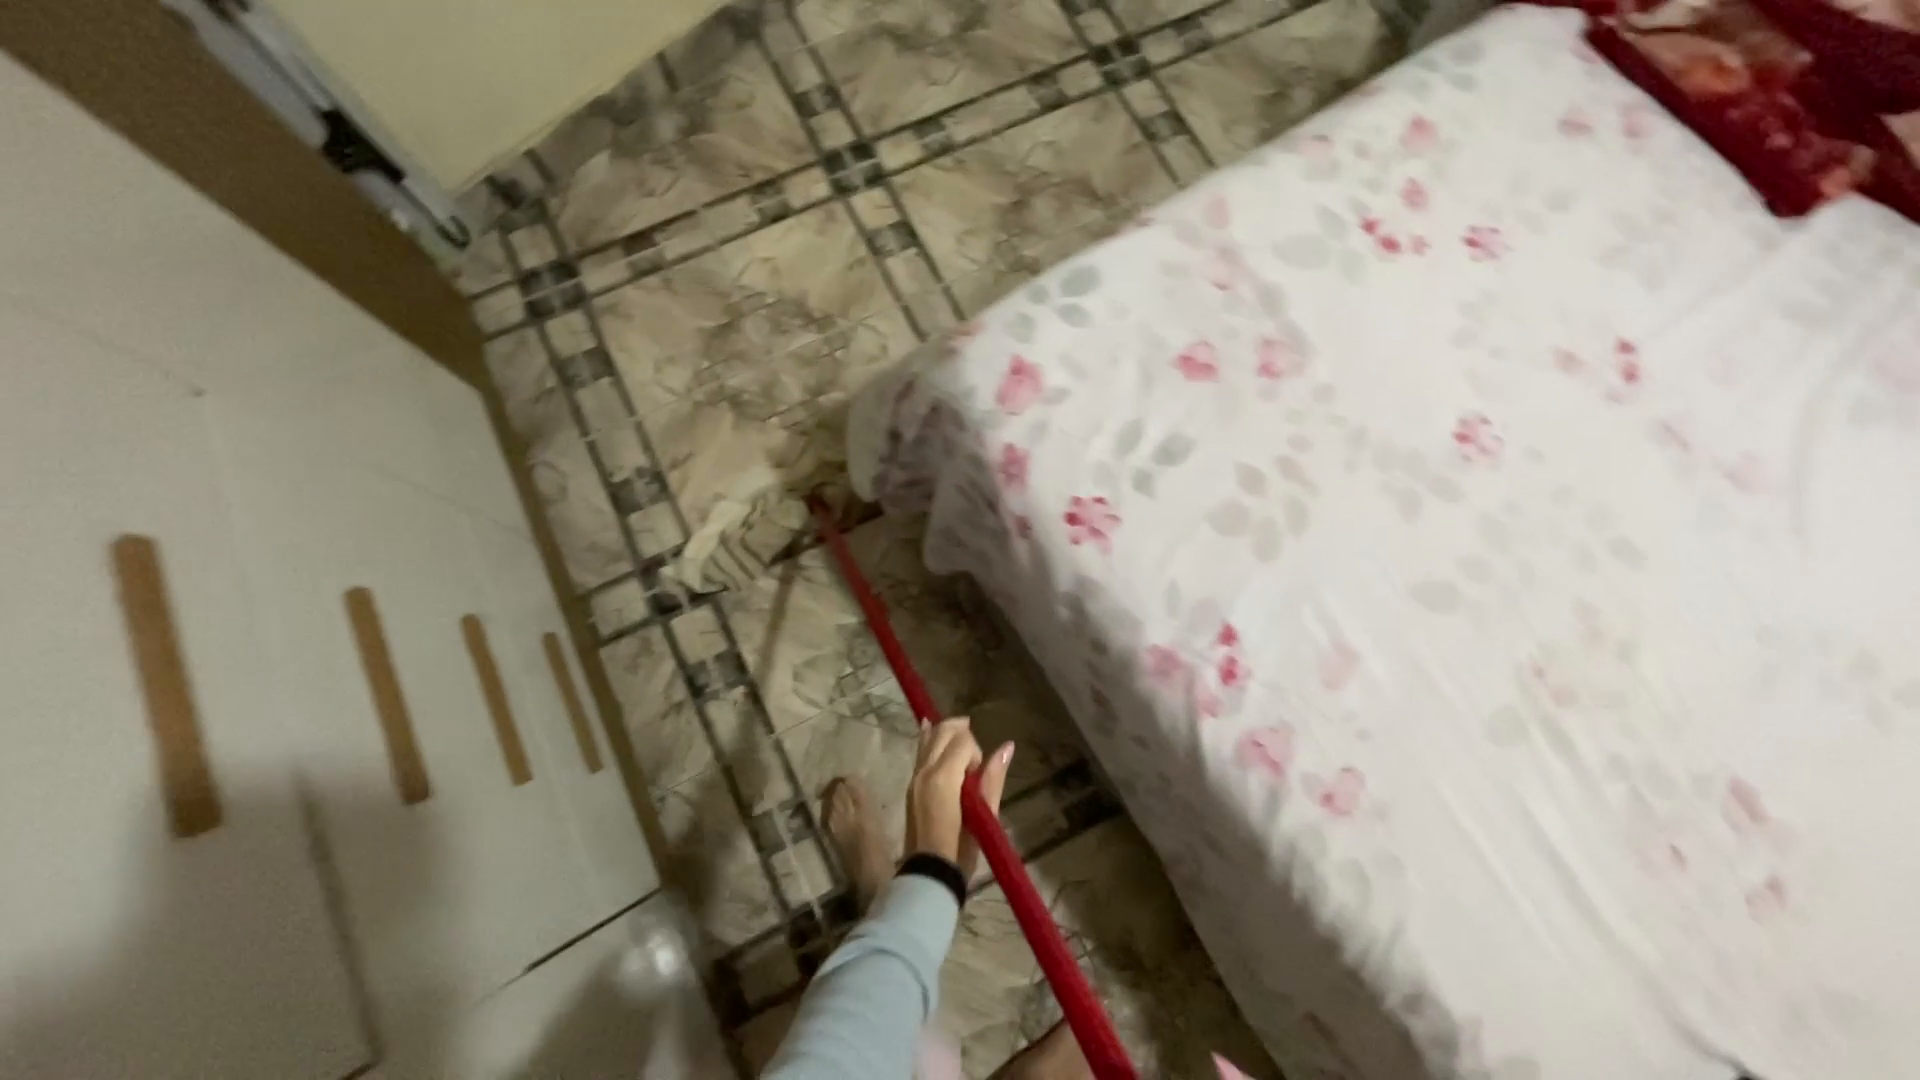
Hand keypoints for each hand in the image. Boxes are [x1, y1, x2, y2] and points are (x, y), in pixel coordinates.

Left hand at [903, 717, 1013, 874]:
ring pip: (927, 740)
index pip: (962, 741)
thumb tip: (1007, 746)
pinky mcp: (911, 787)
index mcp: (943, 777)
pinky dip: (928, 740)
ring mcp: (914, 778)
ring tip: (959, 729)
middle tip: (974, 741)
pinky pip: (920, 753)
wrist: (929, 875)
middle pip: (942, 733)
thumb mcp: (984, 816)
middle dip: (959, 731)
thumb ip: (993, 779)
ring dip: (943, 733)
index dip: (976, 752)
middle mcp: (925, 771)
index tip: (980, 776)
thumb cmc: (961, 849)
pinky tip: (929, 730)